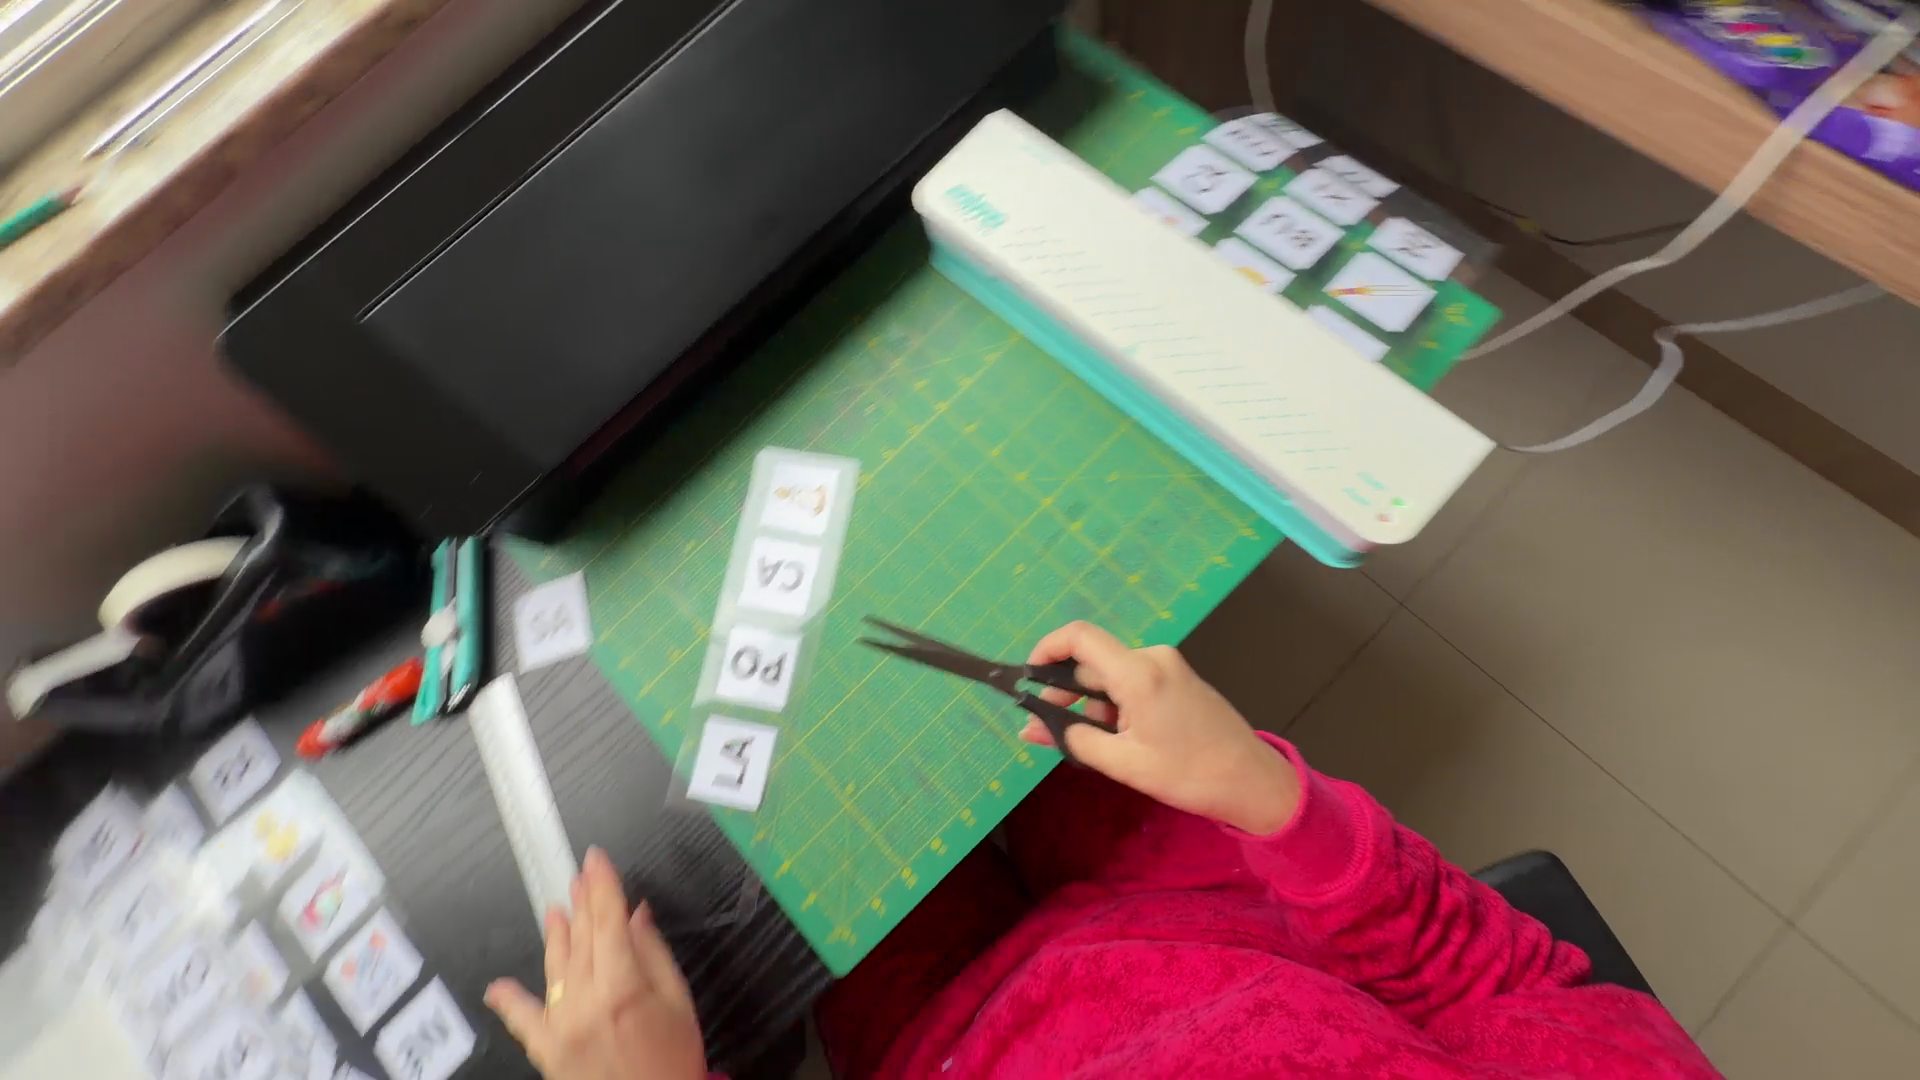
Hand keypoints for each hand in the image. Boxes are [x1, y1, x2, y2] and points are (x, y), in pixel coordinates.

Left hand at [486, 848, 705, 1079]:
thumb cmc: (676, 1055)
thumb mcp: (678, 999)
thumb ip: (654, 954)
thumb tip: (637, 913)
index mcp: (622, 987)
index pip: (609, 922)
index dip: (604, 886)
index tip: (597, 858)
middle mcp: (583, 1003)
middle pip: (582, 940)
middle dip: (583, 902)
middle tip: (580, 872)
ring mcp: (559, 1029)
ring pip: (556, 969)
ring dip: (556, 935)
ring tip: (555, 908)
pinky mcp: (547, 1053)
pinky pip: (525, 1023)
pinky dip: (510, 1002)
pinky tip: (497, 987)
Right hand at [1022, 621, 1300, 833]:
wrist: (1254, 783)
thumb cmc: (1189, 774)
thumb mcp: (1124, 763)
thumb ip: (1072, 739)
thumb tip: (1030, 727)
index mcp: (1138, 672)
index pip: (1079, 637)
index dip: (1046, 650)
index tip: (1028, 678)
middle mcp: (1152, 658)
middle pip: (1092, 662)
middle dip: (1064, 691)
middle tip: (1046, 727)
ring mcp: (1167, 666)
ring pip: (1110, 676)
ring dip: (1089, 703)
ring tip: (1082, 741)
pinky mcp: (1176, 679)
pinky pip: (1131, 682)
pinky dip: (1112, 704)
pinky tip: (1110, 736)